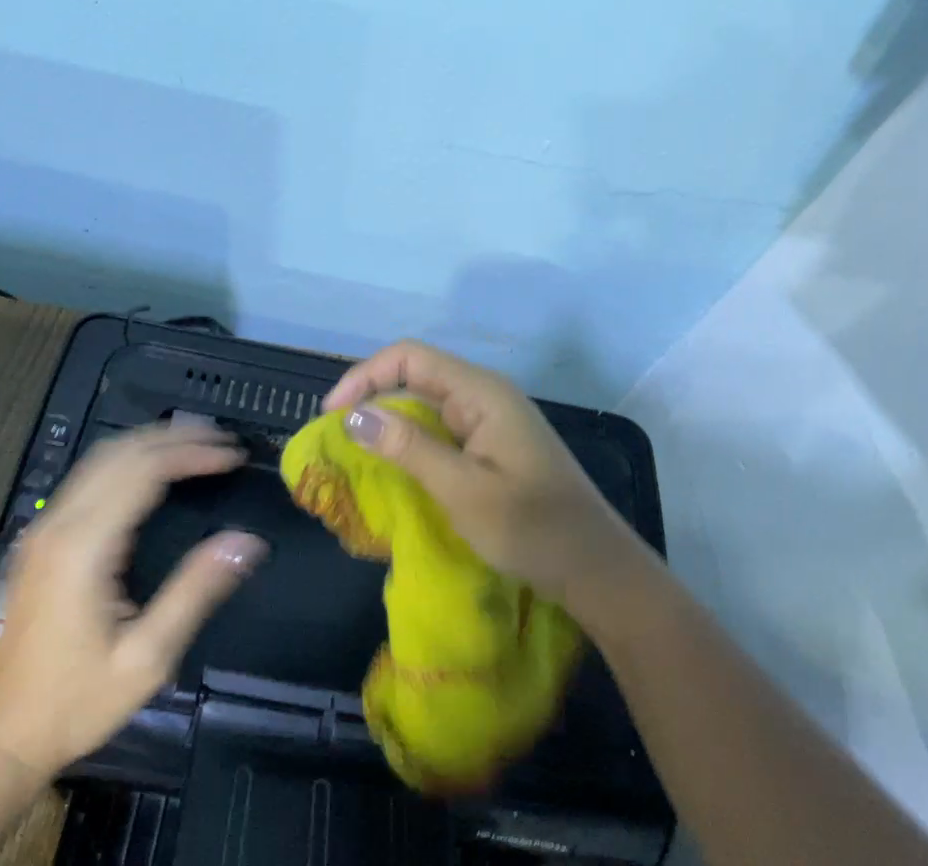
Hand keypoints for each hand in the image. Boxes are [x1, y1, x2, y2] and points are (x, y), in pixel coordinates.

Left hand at [0, 424, 267, 775]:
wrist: (4, 735)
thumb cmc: (78, 702)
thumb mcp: (148, 656)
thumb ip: (195, 591)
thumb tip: (244, 542)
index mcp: (84, 548)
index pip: (143, 472)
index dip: (192, 454)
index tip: (233, 456)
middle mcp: (57, 526)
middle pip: (118, 453)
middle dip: (174, 438)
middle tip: (222, 441)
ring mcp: (41, 531)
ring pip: (97, 460)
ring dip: (148, 445)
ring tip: (196, 446)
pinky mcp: (37, 543)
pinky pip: (84, 481)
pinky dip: (124, 464)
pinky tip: (151, 474)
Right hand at [324, 340, 652, 607]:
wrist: (595, 570)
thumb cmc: (532, 529)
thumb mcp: (462, 490)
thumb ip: (408, 448)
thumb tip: (352, 416)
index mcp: (482, 393)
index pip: (409, 357)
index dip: (364, 377)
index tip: (331, 416)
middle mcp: (485, 397)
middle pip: (415, 378)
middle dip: (371, 401)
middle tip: (335, 442)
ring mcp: (490, 423)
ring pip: (426, 408)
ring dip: (389, 426)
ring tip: (355, 457)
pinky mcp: (492, 449)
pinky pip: (441, 434)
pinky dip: (411, 446)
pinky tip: (393, 471)